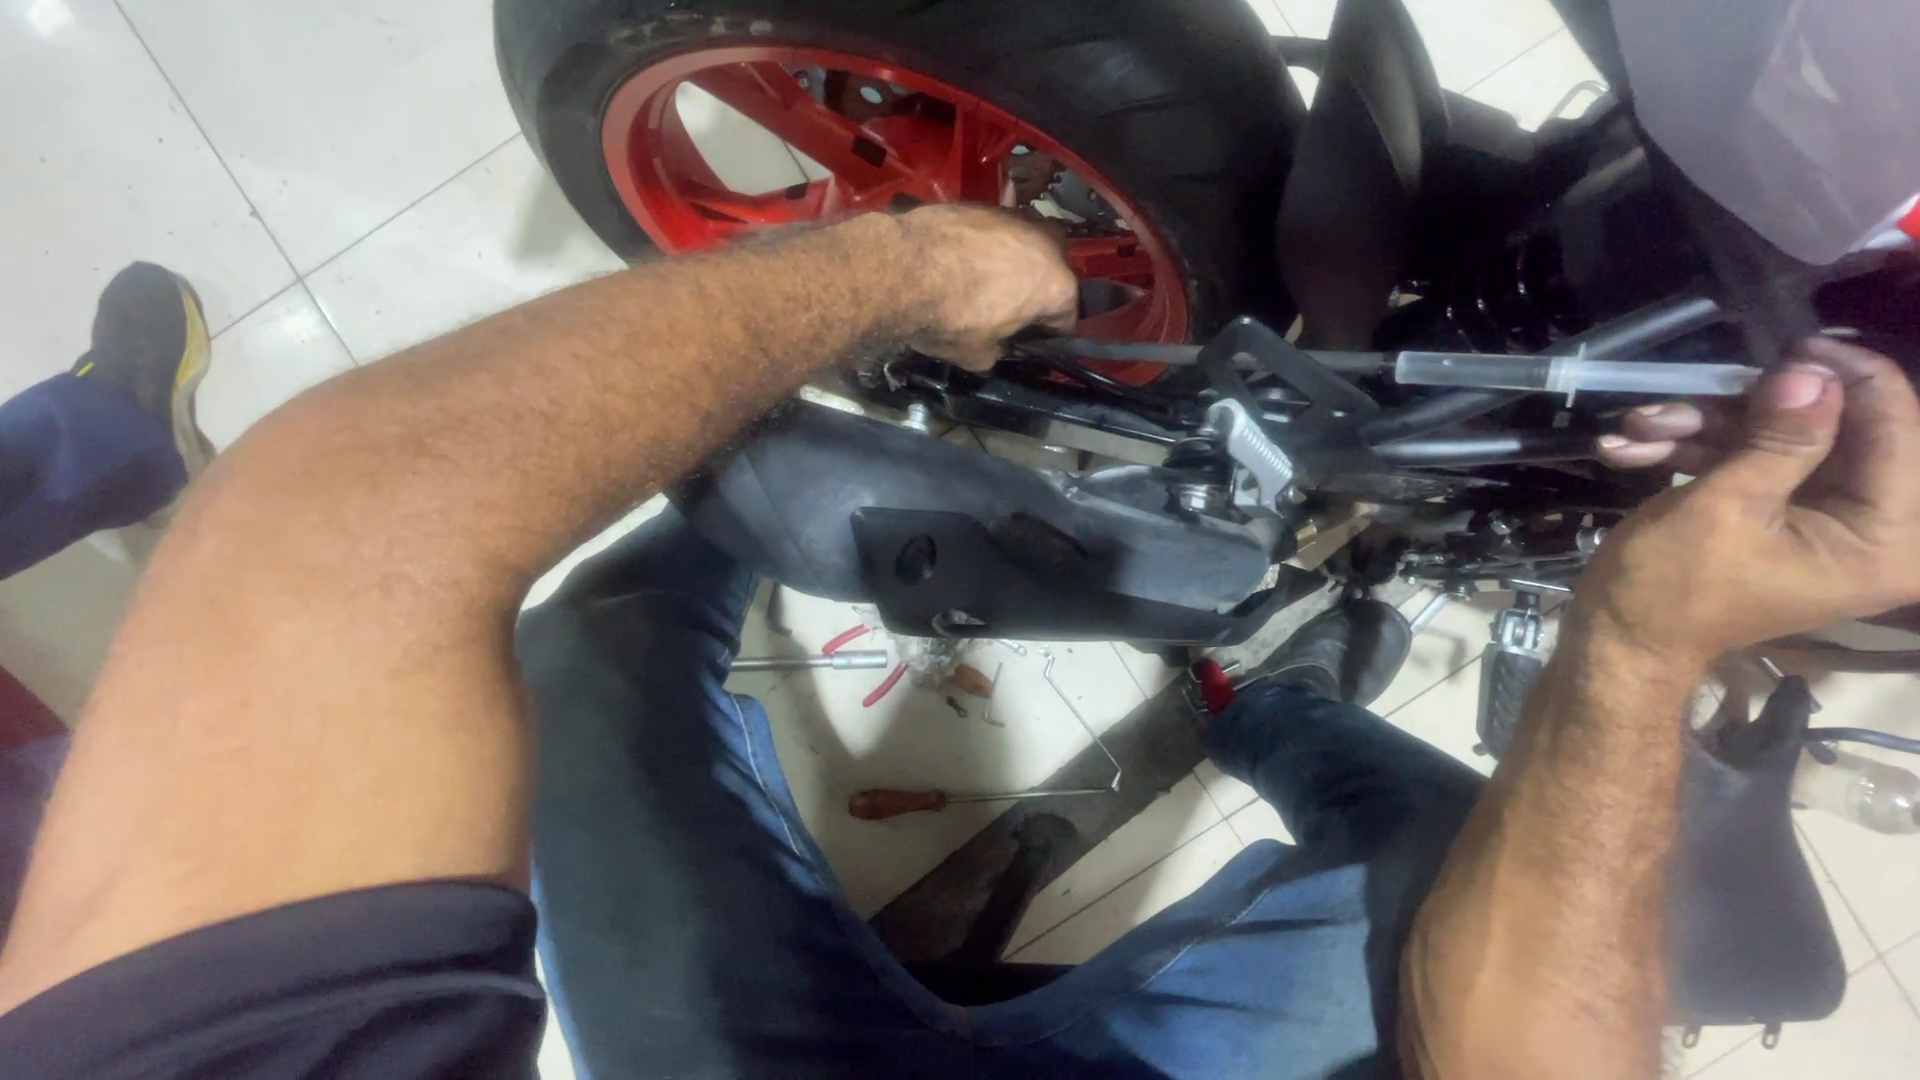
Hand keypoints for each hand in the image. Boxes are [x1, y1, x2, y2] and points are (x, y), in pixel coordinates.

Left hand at [894, 204, 1078, 370]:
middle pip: (1051, 274)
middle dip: (1034, 292)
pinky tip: (961, 261)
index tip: (1026, 342)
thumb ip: (1000, 350)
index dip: (1045, 336)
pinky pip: (996, 232)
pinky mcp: (985, 205)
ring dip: (1012, 265)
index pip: (1064, 319)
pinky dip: (986, 247)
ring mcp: (1017, 218)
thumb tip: (997, 345)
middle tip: (1006, 310)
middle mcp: (1047, 245)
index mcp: (1057, 287)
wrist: (904, 269)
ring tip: (982, 283)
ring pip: (1026, 248)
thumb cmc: (951, 318)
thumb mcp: (980, 357)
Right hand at [1582, 337, 1919, 663]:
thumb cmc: (1670, 587)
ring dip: (1698, 431)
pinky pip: (1746, 467)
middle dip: (1741, 414)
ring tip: (1633, 431)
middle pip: (1830, 435)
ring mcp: (1817, 521)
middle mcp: (1872, 527)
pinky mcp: (1772, 518)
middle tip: (1684, 398)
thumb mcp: (1721, 509)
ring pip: (1775, 445)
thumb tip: (1813, 372)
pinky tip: (1629, 451)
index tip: (1800, 346)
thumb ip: (1778, 441)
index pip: (1900, 437)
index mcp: (1889, 538)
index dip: (1852, 384)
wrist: (1616, 638)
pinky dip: (1688, 454)